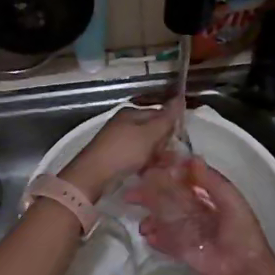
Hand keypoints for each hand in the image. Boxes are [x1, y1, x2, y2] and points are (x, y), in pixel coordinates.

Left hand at [61, 99, 182, 198]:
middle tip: (169, 158)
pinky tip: (149, 173)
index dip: (170, 127)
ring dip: (156, 157)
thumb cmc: (124, 151)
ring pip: (145, 147)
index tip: (178, 142)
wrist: (94, 175)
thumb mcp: (149, 134)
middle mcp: (124, 124)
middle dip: (163, 144)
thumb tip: (180, 98)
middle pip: (152, 131)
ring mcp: (119, 142)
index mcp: (131, 114)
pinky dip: (144, 164)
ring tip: (162, 169)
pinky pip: (136, 158)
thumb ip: (166, 119)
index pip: (159, 114)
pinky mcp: (116, 158)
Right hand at [127, 158, 274, 274]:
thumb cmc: (240, 230)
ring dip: (149, 218)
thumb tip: (191, 158)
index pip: (183, 179)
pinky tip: (149, 236)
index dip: (167, 171)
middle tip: (132, 192)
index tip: (151, 164)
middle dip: (149, 193)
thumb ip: (211, 180)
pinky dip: (154, 237)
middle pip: (167, 198)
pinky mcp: (180, 249)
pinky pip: (163, 241)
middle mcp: (192, 210)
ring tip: (143, 222)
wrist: (243, 267)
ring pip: (161, 219)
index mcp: (205, 196)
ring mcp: (185, 230)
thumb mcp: (230, 199)